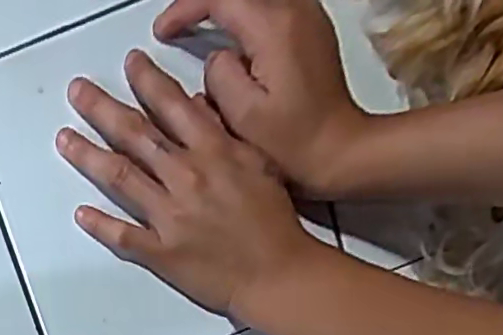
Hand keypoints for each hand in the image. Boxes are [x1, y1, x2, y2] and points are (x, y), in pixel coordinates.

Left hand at [59, 51, 331, 315]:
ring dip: (89, 156)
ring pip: (121, 177)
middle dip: (101, 109)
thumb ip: (227, 134)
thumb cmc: (274, 223)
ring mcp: (170, 217)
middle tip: (77, 93)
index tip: (129, 65)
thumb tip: (199, 109)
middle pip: (135, 135)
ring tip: (65, 139)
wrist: (275, 273)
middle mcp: (185, 178)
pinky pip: (124, 236)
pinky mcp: (162, 253)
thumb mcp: (260, 164)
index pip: (171, 106)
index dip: (146, 81)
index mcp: (212, 152)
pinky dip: (100, 225)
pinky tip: (81, 214)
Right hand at [154, 0, 373, 197]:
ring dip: (224, 6)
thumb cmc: (291, 144)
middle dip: (203, 2)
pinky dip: (244, 14)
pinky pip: (271, 6)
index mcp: (274, 27)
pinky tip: (229, 37)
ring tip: (198, 27)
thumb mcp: (244, 115)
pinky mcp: (311, 30)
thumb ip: (220, 75)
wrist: (339, 151)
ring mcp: (307, 16)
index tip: (163, 32)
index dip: (185, 9)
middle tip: (177, 24)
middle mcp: (294, 8)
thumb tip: (216, 57)